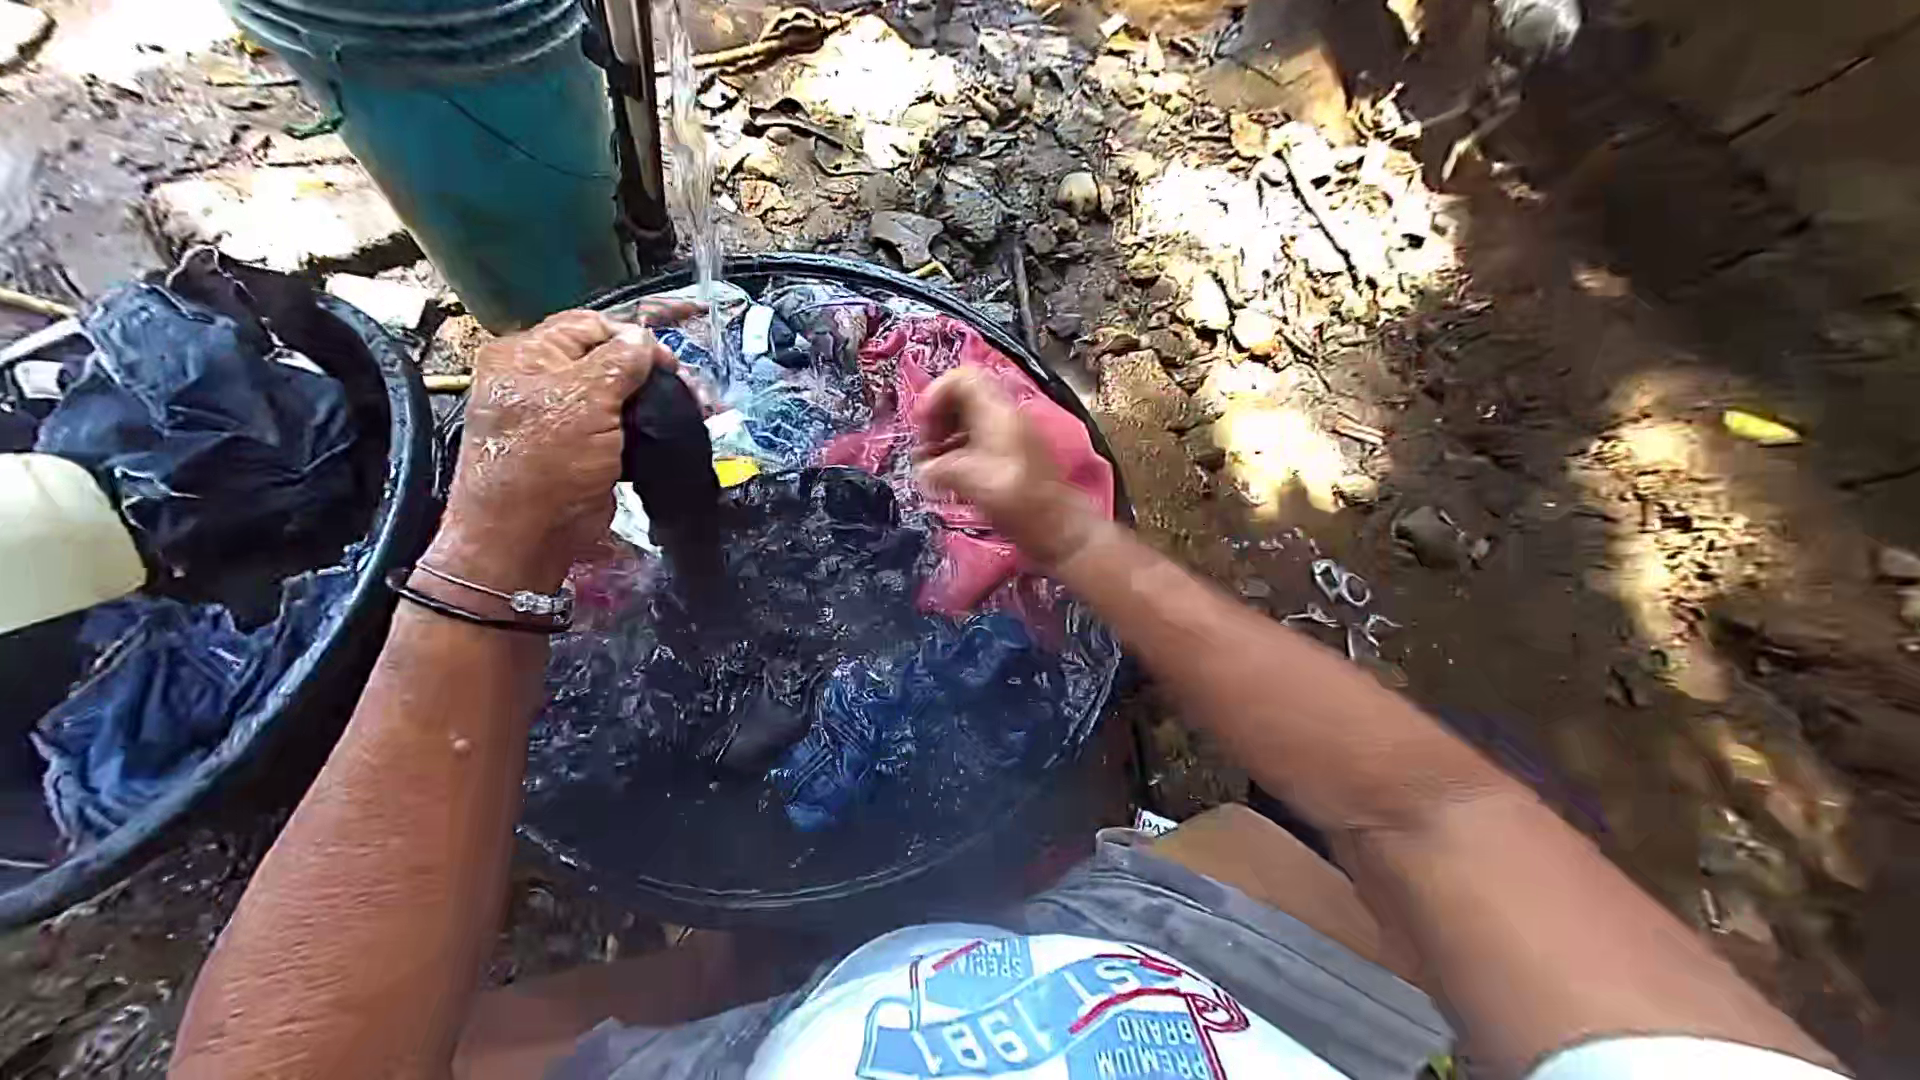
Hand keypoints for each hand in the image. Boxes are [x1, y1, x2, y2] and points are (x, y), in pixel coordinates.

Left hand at [431, 302, 698, 591]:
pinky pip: (623, 424)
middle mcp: (543, 380)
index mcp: (528, 356)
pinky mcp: (586, 446)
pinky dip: (650, 424)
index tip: (669, 362)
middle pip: (608, 359)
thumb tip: (642, 338)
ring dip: (657, 398)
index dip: (631, 338)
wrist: (532, 531)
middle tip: (690, 389)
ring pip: (621, 393)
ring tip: (694, 408)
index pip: (588, 326)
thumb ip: (617, 363)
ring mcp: (565, 415)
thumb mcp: (582, 401)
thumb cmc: (546, 461)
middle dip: (651, 370)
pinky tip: (677, 427)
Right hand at [912, 368, 1105, 567]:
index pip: (961, 378)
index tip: (922, 426)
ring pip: (968, 421)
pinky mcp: (1010, 457)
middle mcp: (1005, 419)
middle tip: (925, 448)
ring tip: (932, 466)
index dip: (935, 395)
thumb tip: (925, 470)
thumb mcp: (971, 481)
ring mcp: (1009, 437)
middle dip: (936, 419)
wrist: (1059, 530)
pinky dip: (958, 453)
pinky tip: (950, 477)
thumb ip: (940, 469)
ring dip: (944, 438)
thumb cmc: (1021, 503)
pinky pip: (977, 442)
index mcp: (997, 413)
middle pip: (962, 397)